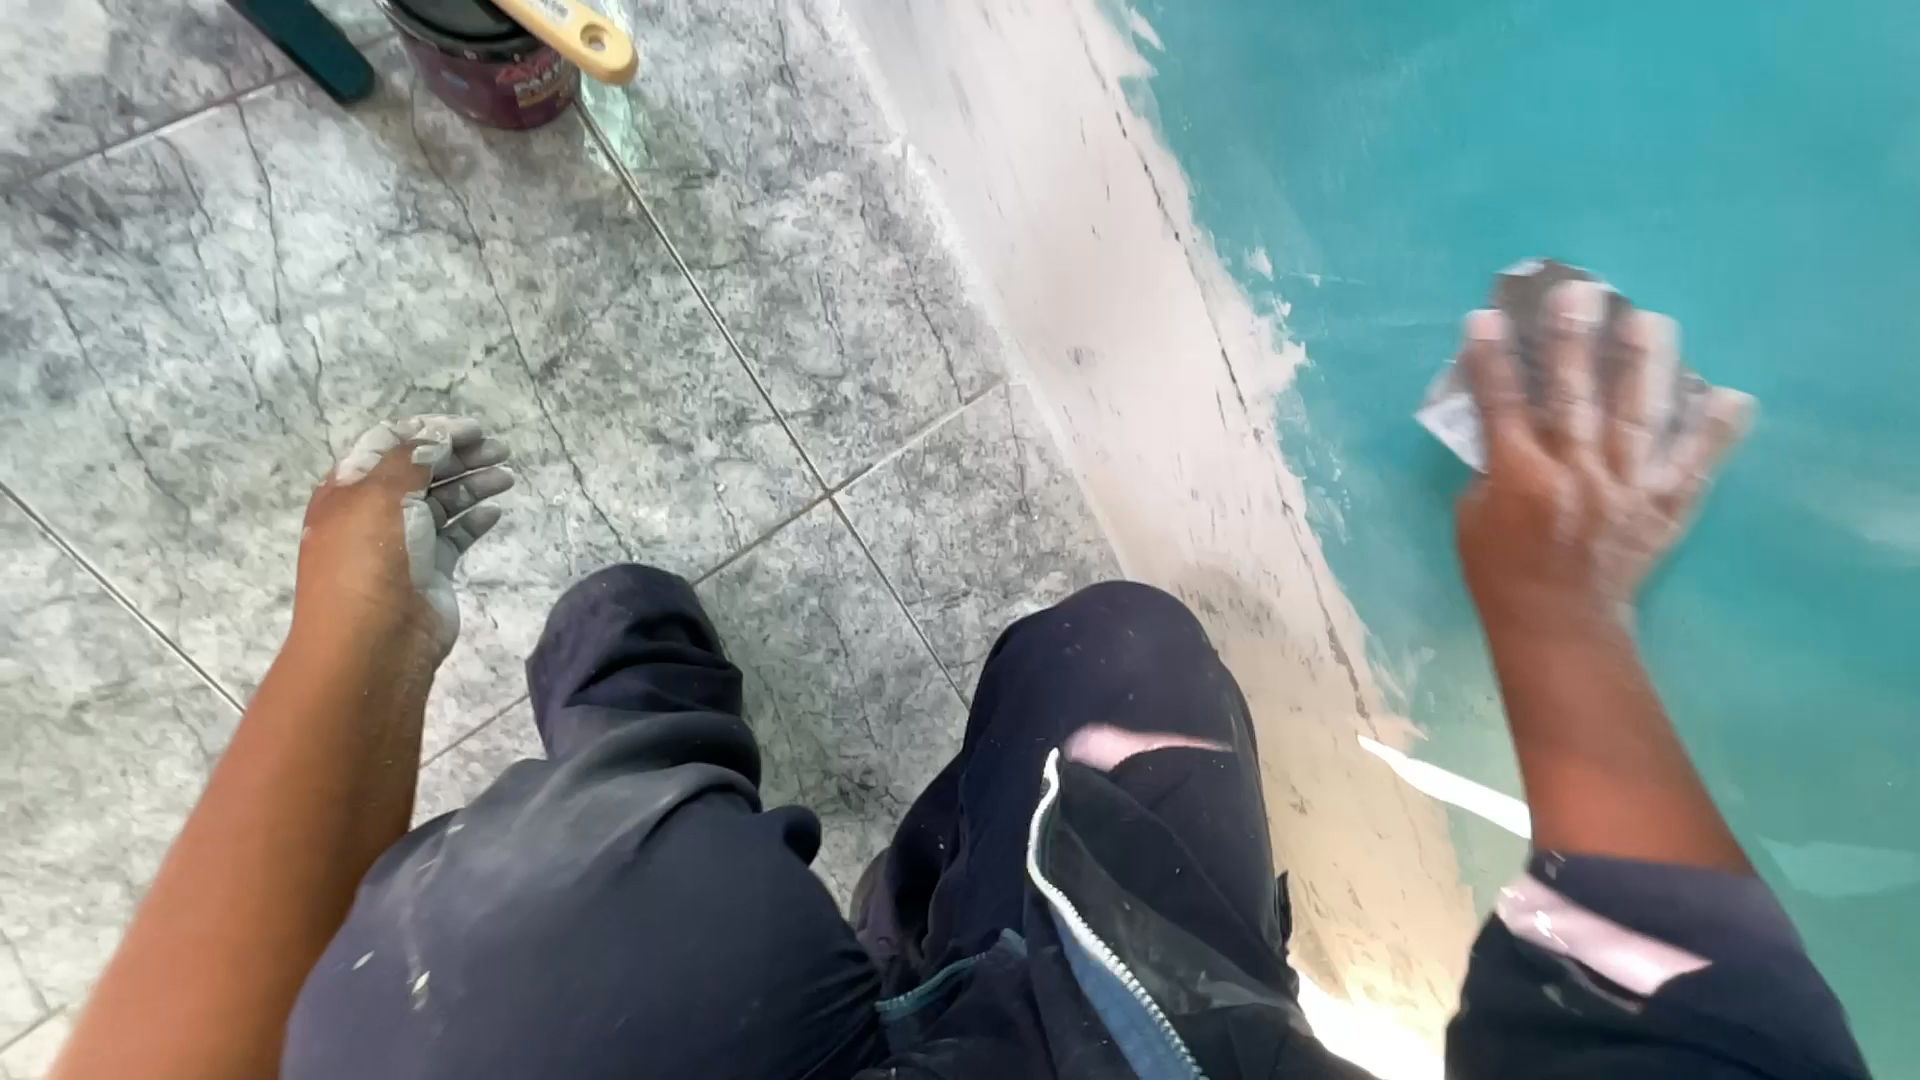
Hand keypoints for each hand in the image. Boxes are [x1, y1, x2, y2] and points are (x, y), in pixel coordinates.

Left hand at [293, 416, 513, 675]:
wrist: (377, 637)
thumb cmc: (371, 560)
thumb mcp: (383, 496)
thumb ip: (411, 459)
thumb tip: (437, 437)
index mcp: (351, 489)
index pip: (388, 445)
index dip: (428, 431)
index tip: (471, 429)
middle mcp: (375, 511)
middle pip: (420, 471)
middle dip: (458, 455)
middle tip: (500, 449)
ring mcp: (404, 541)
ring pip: (442, 501)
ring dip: (474, 483)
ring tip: (507, 477)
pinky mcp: (431, 567)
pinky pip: (456, 534)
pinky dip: (476, 519)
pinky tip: (495, 512)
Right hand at [1455, 281, 1752, 639]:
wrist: (1557, 621)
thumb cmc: (1496, 569)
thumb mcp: (1470, 516)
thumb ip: (1493, 468)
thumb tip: (1513, 431)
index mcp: (1518, 478)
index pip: (1501, 406)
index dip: (1491, 361)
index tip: (1485, 319)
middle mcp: (1575, 474)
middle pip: (1574, 397)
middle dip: (1573, 342)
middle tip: (1579, 294)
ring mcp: (1626, 487)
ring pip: (1638, 416)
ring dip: (1643, 365)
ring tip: (1649, 319)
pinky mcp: (1664, 505)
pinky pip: (1693, 462)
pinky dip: (1713, 429)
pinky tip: (1729, 395)